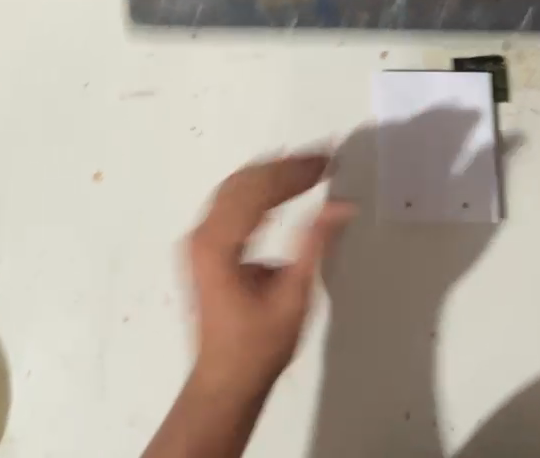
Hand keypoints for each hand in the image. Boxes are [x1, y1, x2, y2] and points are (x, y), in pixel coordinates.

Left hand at [183, 155, 355, 394]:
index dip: (295, 172)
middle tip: (324, 159)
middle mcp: (202, 234)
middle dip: (286, 166)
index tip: (328, 162)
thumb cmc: (259, 346)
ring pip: (235, 186)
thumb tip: (341, 205)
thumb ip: (315, 246)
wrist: (224, 382)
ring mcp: (198, 238)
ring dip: (272, 172)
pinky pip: (230, 200)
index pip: (258, 190)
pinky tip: (283, 185)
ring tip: (310, 166)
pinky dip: (259, 186)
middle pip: (244, 181)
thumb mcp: (294, 298)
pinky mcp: (204, 245)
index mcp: (218, 244)